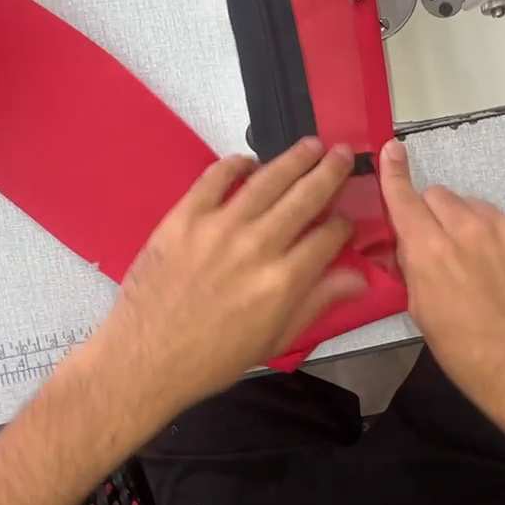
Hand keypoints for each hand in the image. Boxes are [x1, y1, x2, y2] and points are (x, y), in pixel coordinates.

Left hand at [81, 138, 367, 419]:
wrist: (147, 358)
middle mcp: (257, 246)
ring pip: (267, 179)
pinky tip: (249, 160)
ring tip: (311, 145)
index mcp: (283, 281)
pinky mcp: (184, 218)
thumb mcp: (275, 340)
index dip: (343, 225)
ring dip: (294, 159)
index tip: (346, 220)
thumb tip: (357, 278)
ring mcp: (219, 227)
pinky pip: (215, 178)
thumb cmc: (212, 357)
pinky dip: (235, 164)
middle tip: (343, 154)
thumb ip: (317, 303)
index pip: (328, 238)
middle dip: (330, 173)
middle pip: (305, 197)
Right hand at [377, 139, 504, 451]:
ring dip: (468, 225)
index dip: (394, 174)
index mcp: (433, 252)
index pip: (406, 199)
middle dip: (432, 215)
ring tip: (479, 265)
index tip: (392, 151)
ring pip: (476, 208)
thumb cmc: (467, 354)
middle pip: (441, 196)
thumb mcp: (422, 313)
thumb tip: (409, 244)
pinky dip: (502, 241)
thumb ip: (413, 268)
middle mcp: (471, 231)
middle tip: (439, 247)